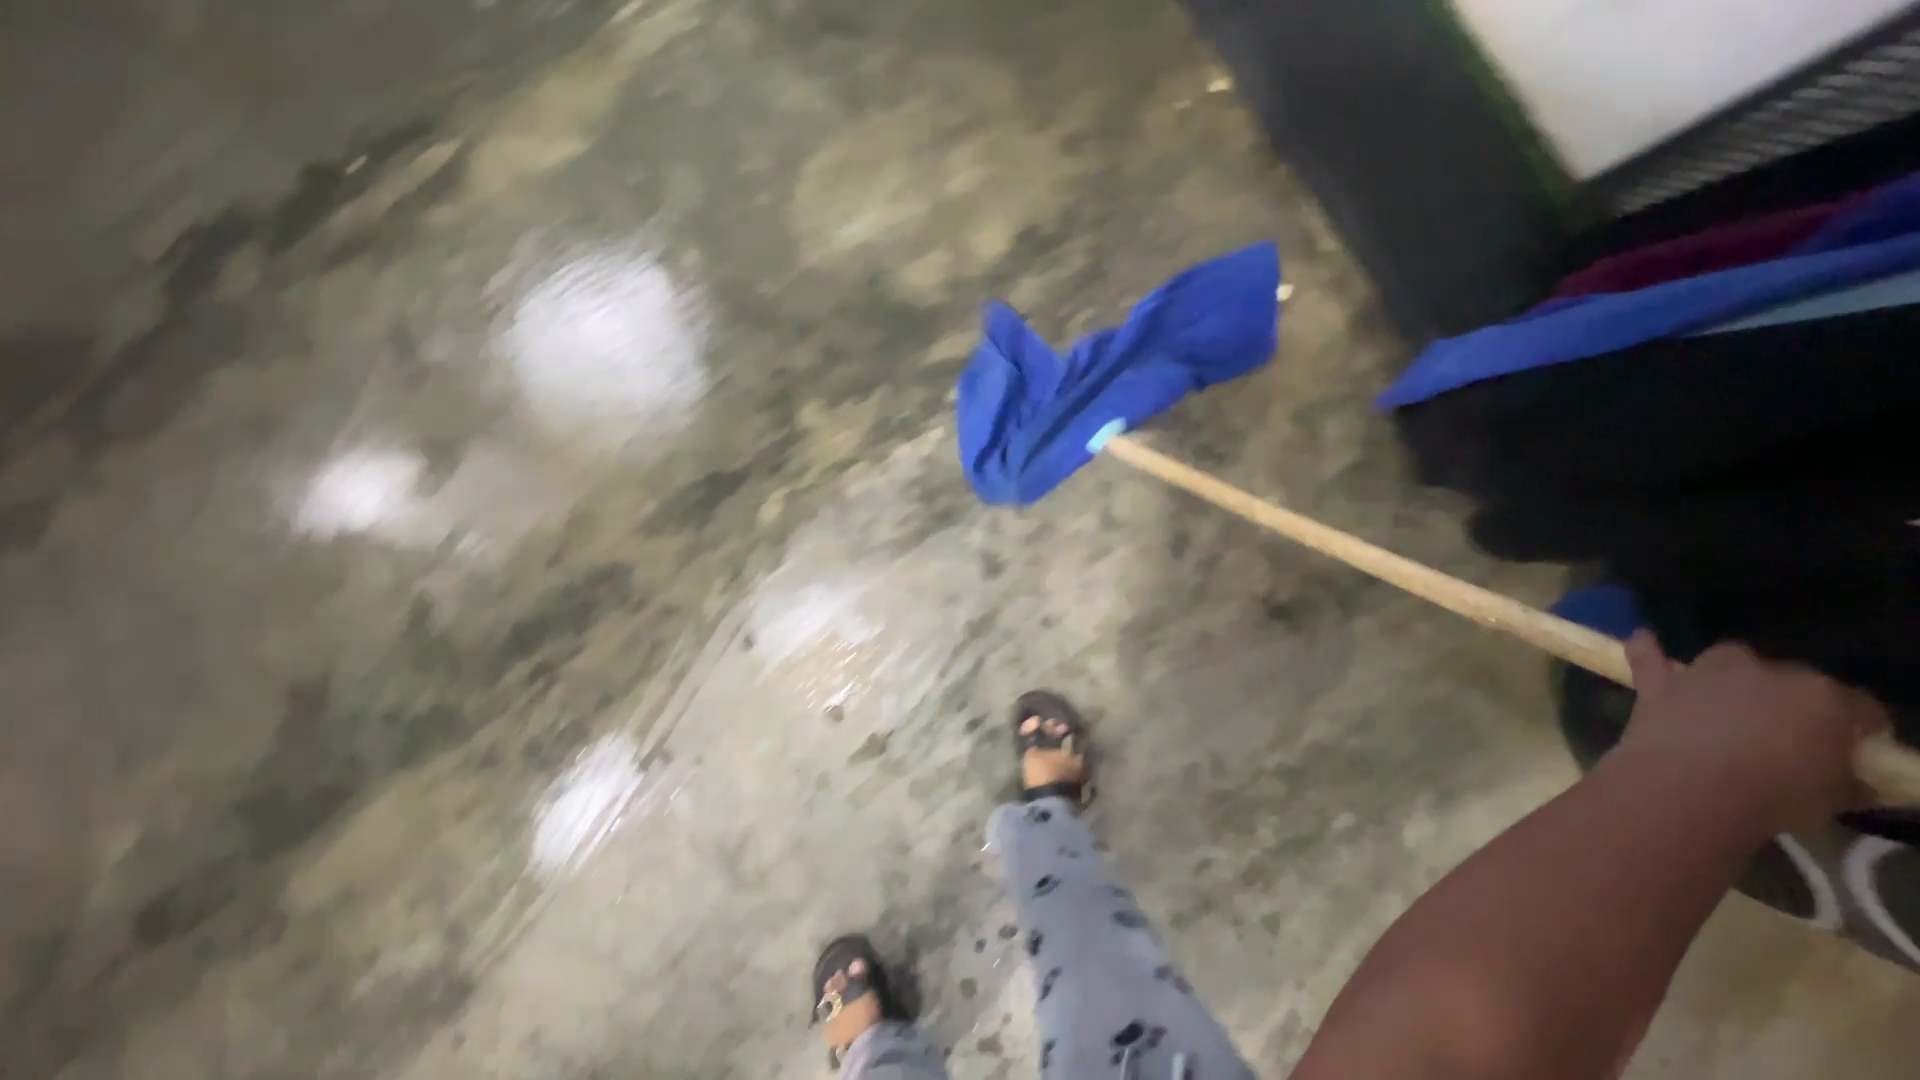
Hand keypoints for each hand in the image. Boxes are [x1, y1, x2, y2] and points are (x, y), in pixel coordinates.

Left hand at [1615, 631, 1891, 835]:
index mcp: (1825, 699)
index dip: (1856, 730)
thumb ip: (1842, 780)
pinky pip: (1649, 659)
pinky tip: (1642, 639)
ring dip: (1733, 677)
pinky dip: (1646, 651)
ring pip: (1729, 660)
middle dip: (1791, 705)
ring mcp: (1706, 674)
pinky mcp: (1659, 685)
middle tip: (1784, 739)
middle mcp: (1766, 673)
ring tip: (1732, 704)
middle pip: (1790, 681)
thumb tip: (1846, 780)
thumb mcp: (1833, 800)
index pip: (1858, 708)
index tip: (1849, 752)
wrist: (1690, 788)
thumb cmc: (1775, 798)